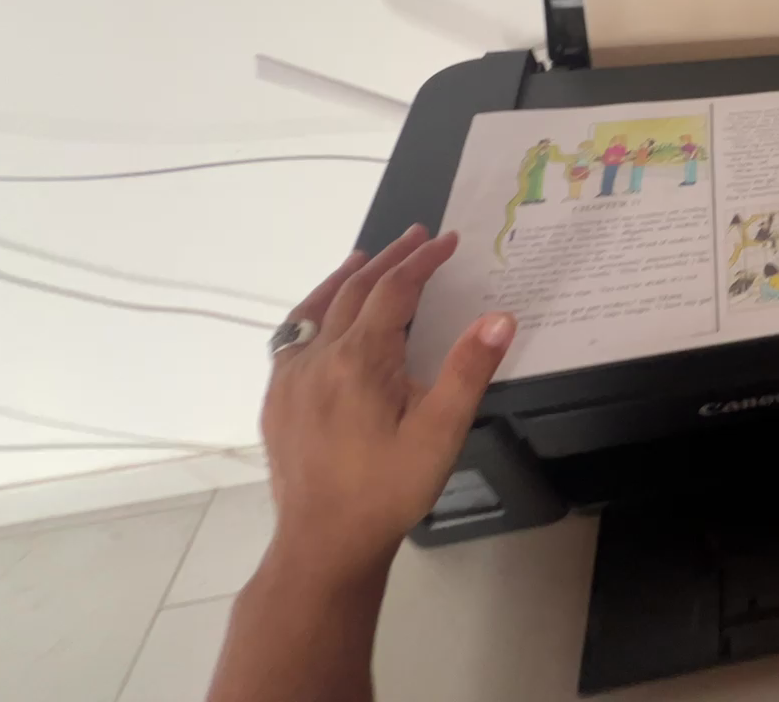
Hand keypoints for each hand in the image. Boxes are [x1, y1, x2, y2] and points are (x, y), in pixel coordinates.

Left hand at [261, 226, 513, 583]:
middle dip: (389, 259)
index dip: (422, 261)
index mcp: (358, 362)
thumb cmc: (390, 484)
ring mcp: (290, 381)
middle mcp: (317, 361)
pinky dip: (315, 309)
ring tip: (366, 256)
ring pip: (315, 310)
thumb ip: (470, 368)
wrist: (324, 543)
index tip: (448, 240)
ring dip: (346, 277)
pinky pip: (293, 337)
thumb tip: (501, 316)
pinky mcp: (278, 401)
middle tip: (419, 235)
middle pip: (352, 292)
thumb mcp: (443, 429)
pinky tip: (324, 316)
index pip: (393, 292)